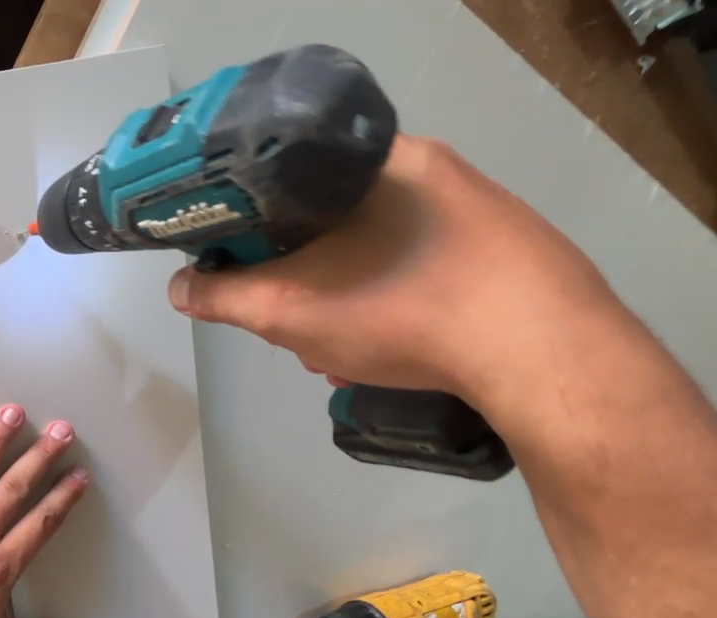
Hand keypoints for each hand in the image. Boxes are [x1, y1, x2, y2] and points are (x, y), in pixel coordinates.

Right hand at [167, 136, 635, 412]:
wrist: (537, 349)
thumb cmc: (400, 309)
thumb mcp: (286, 309)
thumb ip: (222, 296)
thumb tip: (179, 287)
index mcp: (374, 162)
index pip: (283, 187)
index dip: (249, 236)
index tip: (242, 276)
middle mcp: (424, 171)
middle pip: (323, 229)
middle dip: (299, 287)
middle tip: (298, 331)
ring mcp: (467, 209)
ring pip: (366, 258)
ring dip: (340, 309)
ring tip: (343, 356)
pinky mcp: (496, 250)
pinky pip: (412, 274)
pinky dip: (387, 312)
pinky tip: (388, 353)